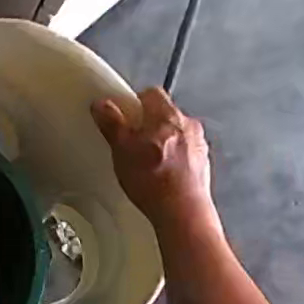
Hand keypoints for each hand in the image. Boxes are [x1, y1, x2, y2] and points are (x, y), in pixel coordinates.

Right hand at [90, 86, 213, 221]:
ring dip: (160, 144)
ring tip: (143, 165)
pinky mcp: (201, 163)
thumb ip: (112, 124)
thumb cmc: (153, 180)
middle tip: (129, 144)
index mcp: (167, 114)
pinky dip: (171, 161)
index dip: (133, 103)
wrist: (180, 210)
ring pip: (175, 134)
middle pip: (164, 114)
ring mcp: (197, 144)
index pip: (150, 93)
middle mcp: (187, 124)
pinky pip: (183, 154)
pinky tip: (158, 177)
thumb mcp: (121, 149)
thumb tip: (102, 105)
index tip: (122, 117)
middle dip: (147, 125)